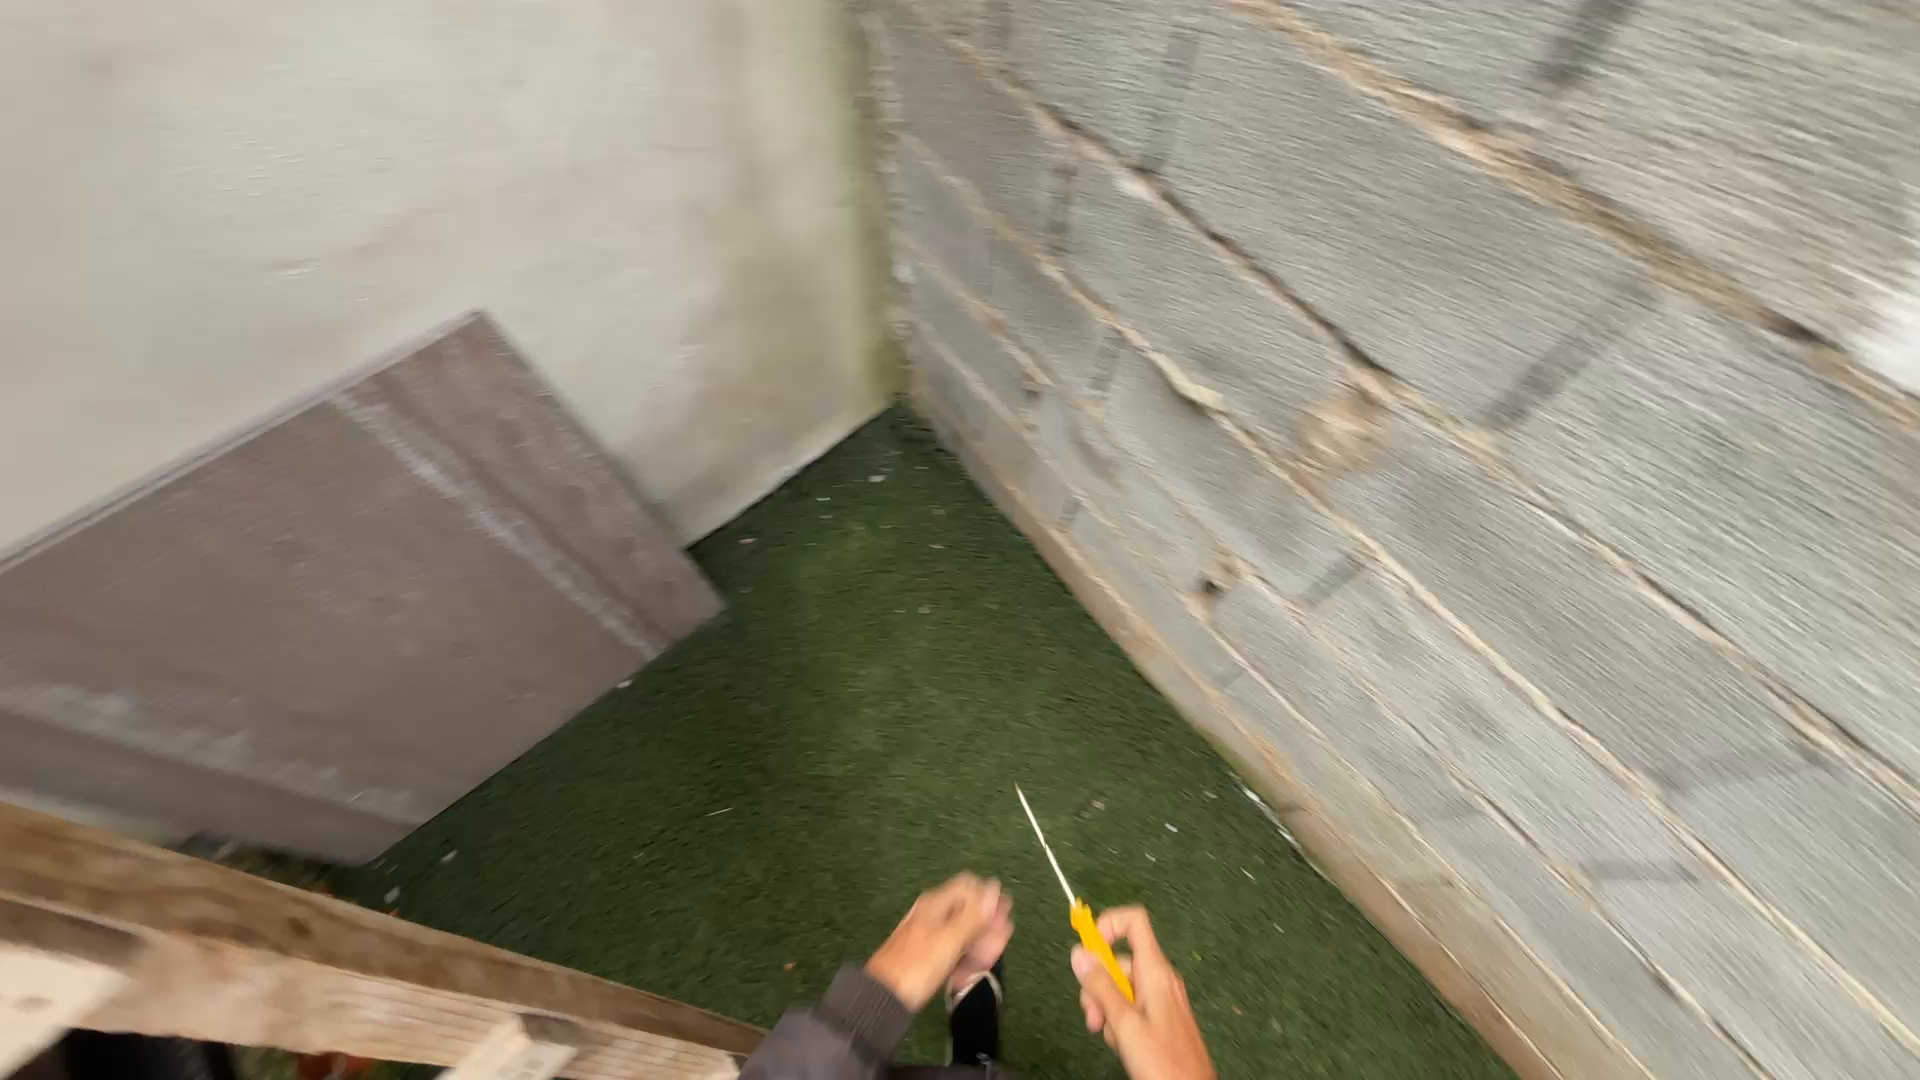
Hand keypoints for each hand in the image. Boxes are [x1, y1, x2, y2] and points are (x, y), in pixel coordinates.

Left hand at [866, 873, 1012, 1010]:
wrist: (884, 998)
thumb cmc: (918, 966)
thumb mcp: (950, 940)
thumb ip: (974, 915)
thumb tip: (994, 888)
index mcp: (937, 903)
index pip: (969, 886)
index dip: (988, 898)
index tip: (1002, 918)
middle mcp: (933, 912)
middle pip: (967, 910)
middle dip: (985, 928)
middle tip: (997, 949)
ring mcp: (928, 932)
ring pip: (962, 931)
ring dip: (976, 946)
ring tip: (984, 965)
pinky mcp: (926, 952)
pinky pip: (952, 948)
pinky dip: (962, 958)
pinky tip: (965, 975)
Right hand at [1072, 906, 1215, 1079]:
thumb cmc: (1162, 1061)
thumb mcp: (1125, 1024)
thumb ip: (1101, 986)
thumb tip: (1078, 950)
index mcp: (1155, 971)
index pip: (1134, 921)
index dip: (1109, 925)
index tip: (1089, 950)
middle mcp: (1160, 978)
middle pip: (1120, 960)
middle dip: (1098, 984)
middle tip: (1092, 1017)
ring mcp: (1162, 999)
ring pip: (1123, 987)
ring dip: (1107, 1008)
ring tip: (1111, 1038)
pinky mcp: (1161, 1019)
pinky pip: (1133, 1006)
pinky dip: (1121, 1020)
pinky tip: (1122, 1044)